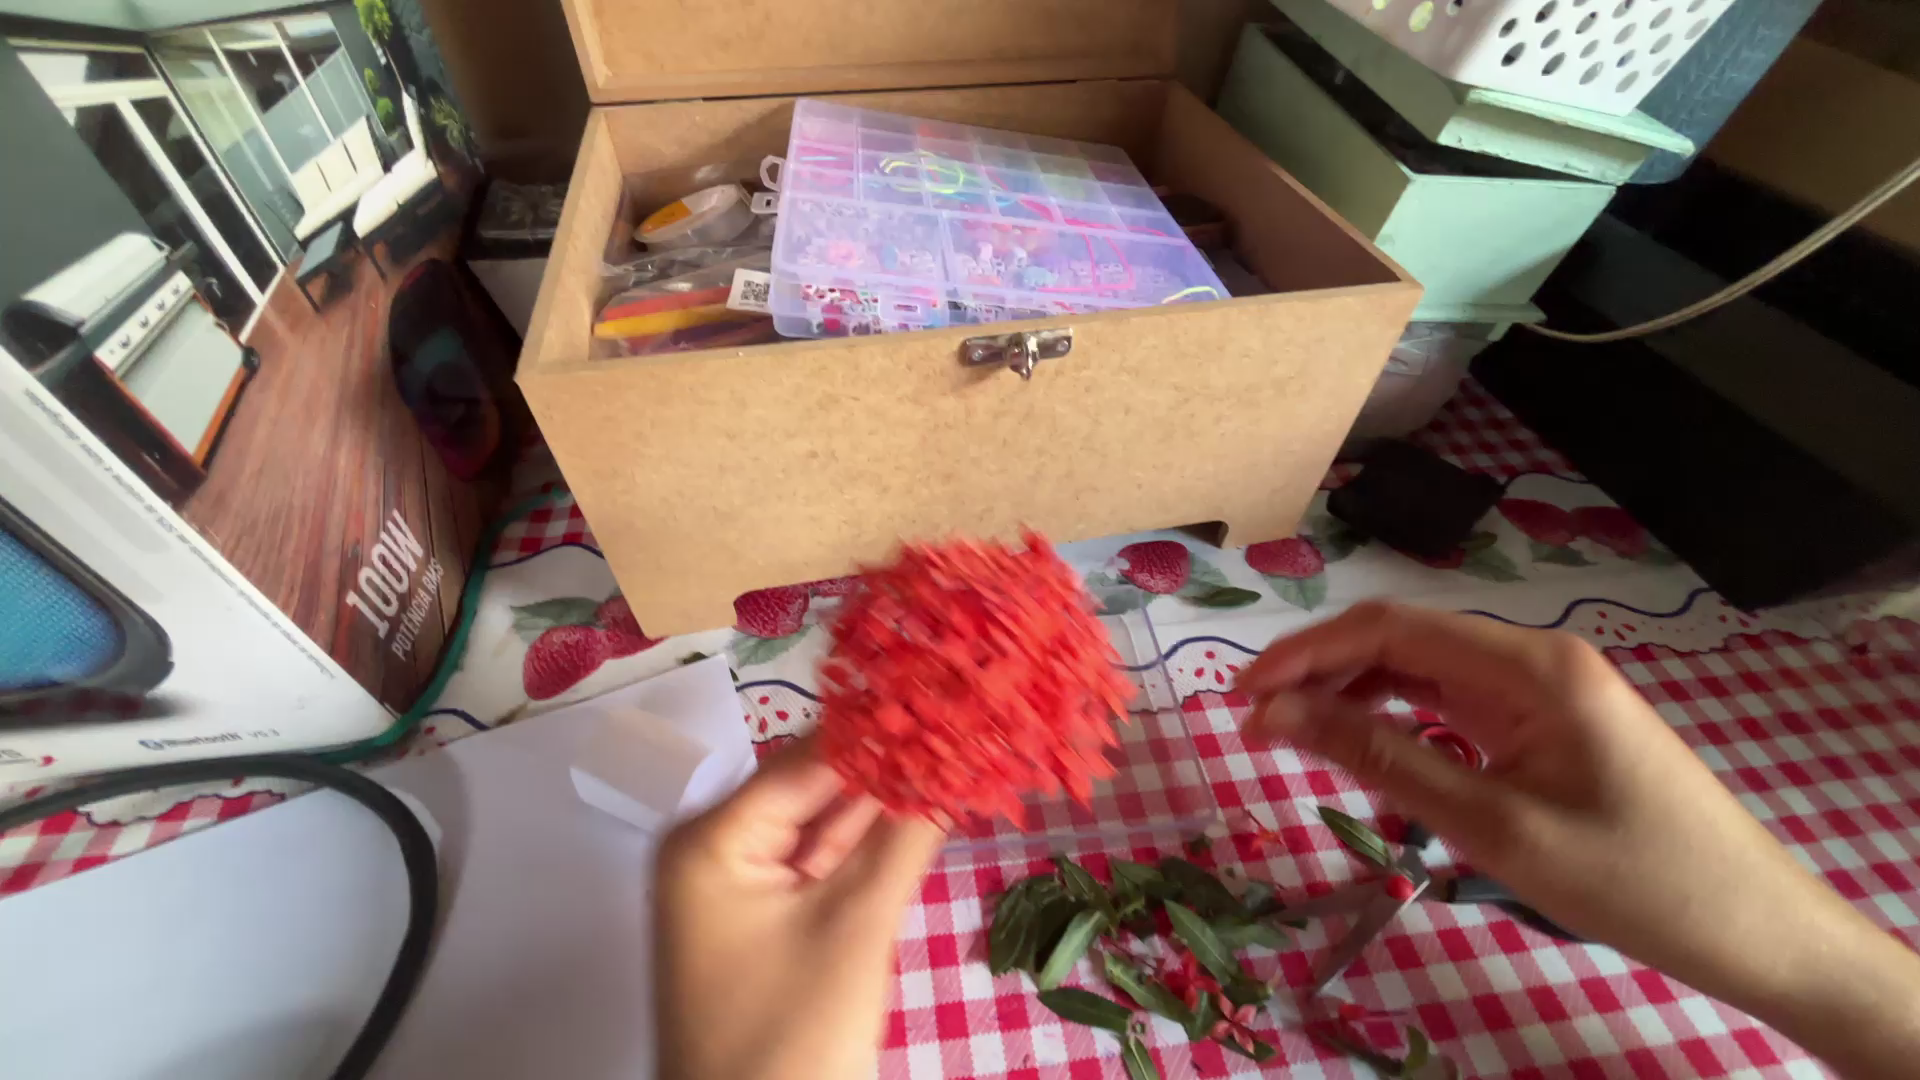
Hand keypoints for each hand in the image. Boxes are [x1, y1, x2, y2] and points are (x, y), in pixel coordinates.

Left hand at [652, 741, 944, 1079]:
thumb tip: (954, 760)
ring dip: (881, 805)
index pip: (807, 760)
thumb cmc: (791, 1042)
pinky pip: (817, 864)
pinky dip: (864, 847)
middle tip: (954, 728)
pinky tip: (917, 814)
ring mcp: (735, 885)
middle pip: (813, 789)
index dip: (878, 732)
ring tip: (948, 758)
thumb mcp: (856, 927)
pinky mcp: (761, 918)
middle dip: (885, 768)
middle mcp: (714, 849)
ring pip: (820, 826)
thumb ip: (906, 836)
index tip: (940, 702)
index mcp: (711, 839)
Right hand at [1235, 601, 1919, 1079]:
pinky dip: (1386, 716)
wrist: (1764, 938)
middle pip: (1396, 641)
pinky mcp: (1532, 719)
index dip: (1305, 653)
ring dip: (1346, 692)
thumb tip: (1273, 713)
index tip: (1244, 692)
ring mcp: (1532, 686)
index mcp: (1528, 663)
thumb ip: (1375, 757)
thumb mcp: (1488, 823)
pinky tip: (1355, 741)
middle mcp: (1527, 657)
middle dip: (1318, 672)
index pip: (1387, 629)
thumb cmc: (1633, 881)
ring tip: (1291, 730)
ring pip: (1412, 668)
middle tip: (1257, 719)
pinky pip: (1440, 700)